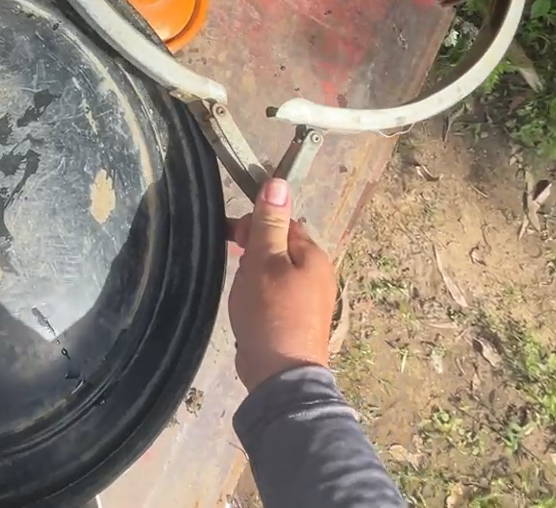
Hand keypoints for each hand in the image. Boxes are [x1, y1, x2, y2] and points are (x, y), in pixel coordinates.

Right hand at [227, 177, 337, 389]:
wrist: (281, 374)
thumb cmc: (270, 310)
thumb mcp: (264, 260)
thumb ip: (270, 221)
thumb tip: (279, 182)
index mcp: (313, 256)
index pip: (282, 221)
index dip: (255, 225)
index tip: (236, 241)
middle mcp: (319, 273)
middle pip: (279, 243)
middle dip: (253, 247)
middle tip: (238, 266)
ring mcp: (310, 298)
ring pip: (275, 267)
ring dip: (254, 269)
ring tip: (241, 287)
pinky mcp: (298, 317)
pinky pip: (276, 289)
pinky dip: (260, 289)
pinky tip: (249, 302)